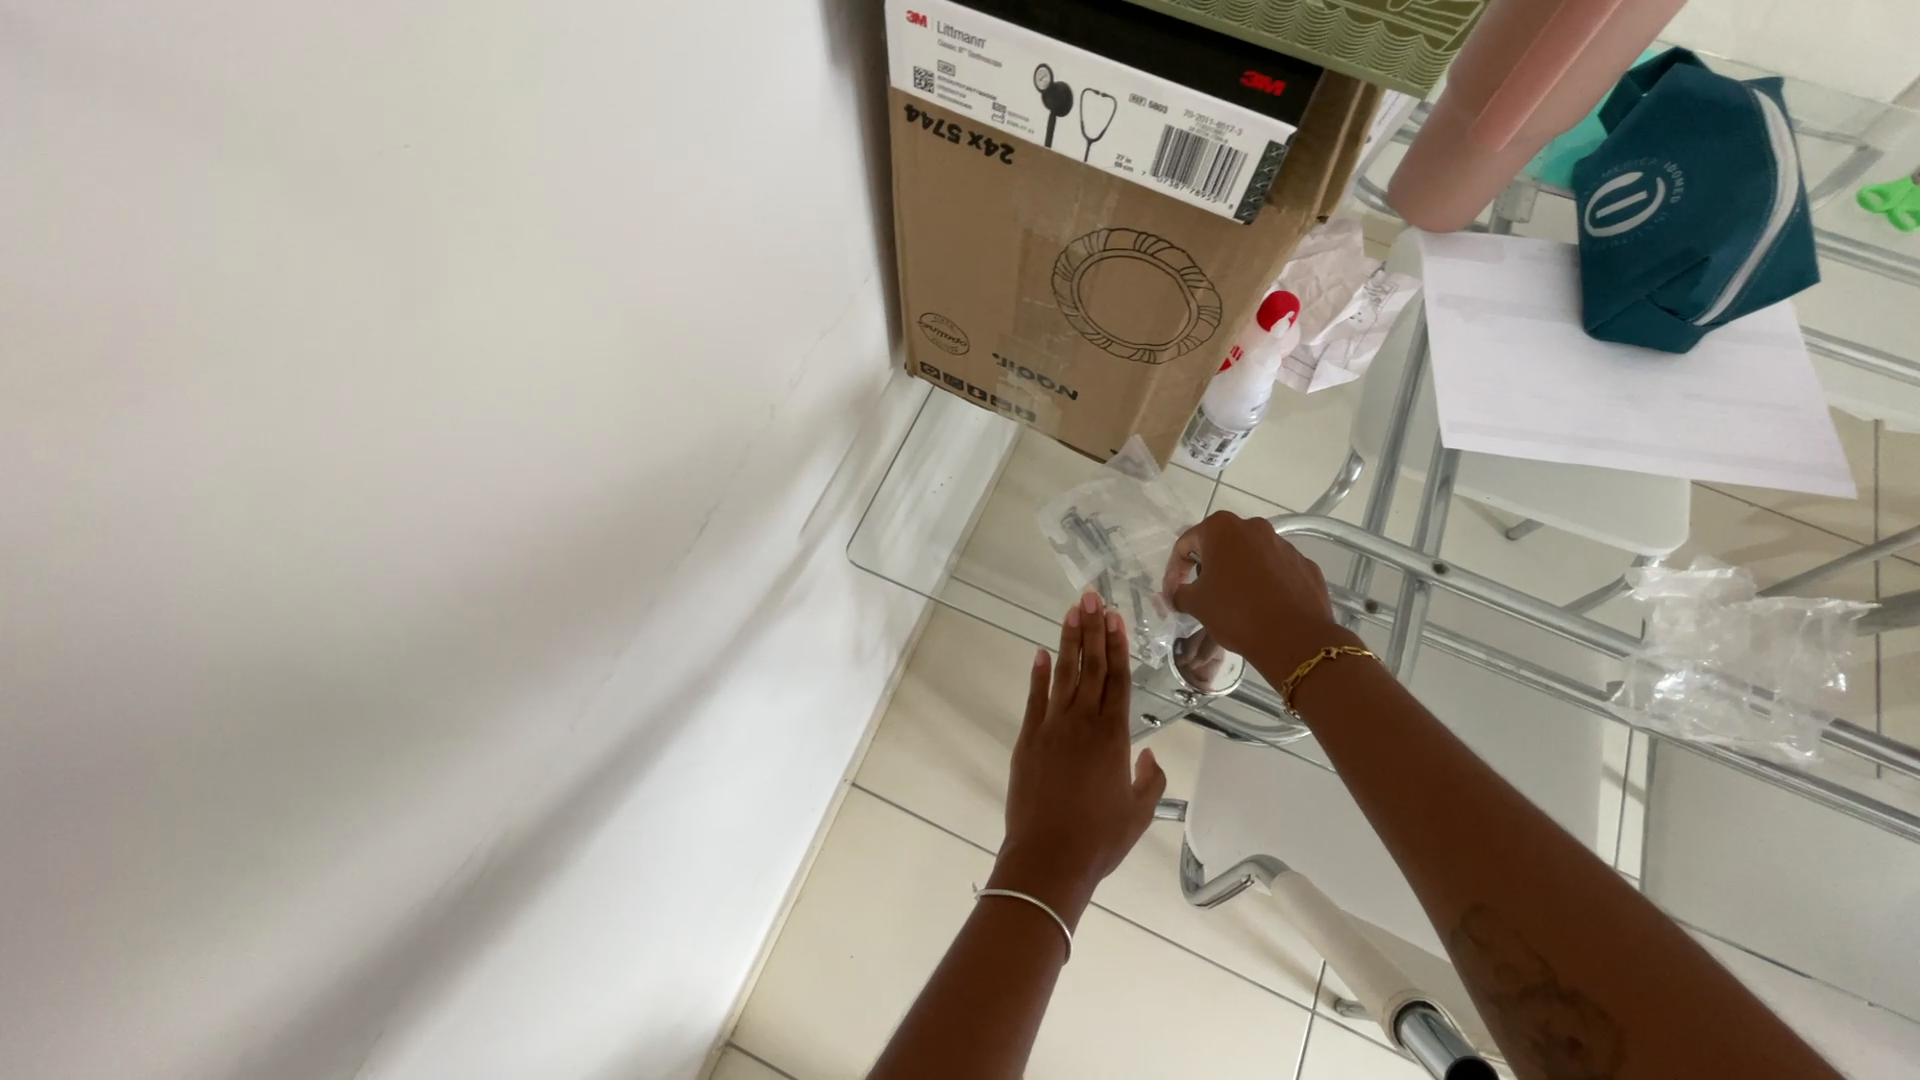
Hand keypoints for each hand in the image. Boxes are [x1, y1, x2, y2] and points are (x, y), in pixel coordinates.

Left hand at [991, 591, 1166, 923]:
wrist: (1049, 857)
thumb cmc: (1100, 839)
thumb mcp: (1139, 813)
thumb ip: (1150, 781)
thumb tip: (1150, 758)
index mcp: (1115, 737)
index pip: (1118, 679)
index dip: (1118, 646)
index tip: (1115, 618)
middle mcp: (1084, 722)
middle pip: (1092, 667)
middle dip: (1093, 629)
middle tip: (1092, 597)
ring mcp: (1052, 727)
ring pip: (1064, 674)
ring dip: (1068, 641)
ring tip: (1072, 610)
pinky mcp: (1027, 739)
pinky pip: (1035, 698)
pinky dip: (1038, 674)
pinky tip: (1041, 653)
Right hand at [1164, 511, 1344, 667]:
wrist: (1292, 638)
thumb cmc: (1235, 613)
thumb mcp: (1195, 604)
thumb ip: (1179, 593)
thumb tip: (1178, 594)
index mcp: (1221, 529)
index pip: (1186, 545)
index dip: (1175, 570)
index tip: (1174, 592)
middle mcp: (1254, 528)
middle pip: (1221, 545)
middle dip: (1208, 568)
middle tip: (1203, 595)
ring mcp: (1283, 545)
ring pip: (1250, 556)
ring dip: (1238, 574)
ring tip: (1235, 603)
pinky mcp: (1305, 564)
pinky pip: (1276, 570)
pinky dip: (1265, 583)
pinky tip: (1262, 606)